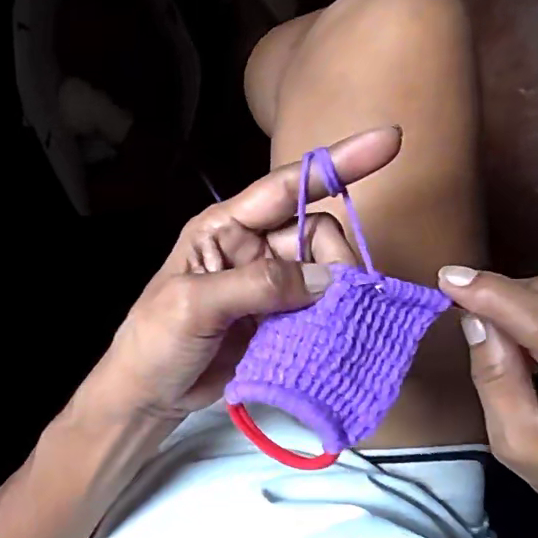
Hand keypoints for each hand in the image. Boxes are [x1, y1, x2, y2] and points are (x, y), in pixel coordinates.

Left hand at [82, 126, 401, 422]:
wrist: (147, 395)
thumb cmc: (154, 341)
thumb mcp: (194, 305)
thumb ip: (256, 285)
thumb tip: (325, 280)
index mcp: (223, 229)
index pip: (284, 188)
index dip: (336, 164)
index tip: (389, 143)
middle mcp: (249, 249)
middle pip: (314, 234)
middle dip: (337, 259)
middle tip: (344, 297)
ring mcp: (265, 286)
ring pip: (322, 274)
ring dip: (338, 292)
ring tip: (342, 320)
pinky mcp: (276, 321)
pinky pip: (317, 309)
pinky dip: (332, 318)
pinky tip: (338, 333)